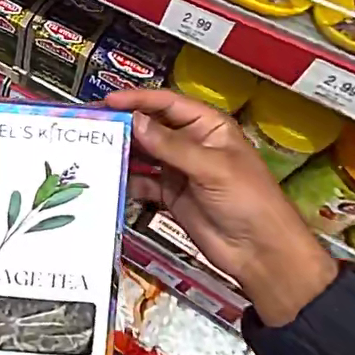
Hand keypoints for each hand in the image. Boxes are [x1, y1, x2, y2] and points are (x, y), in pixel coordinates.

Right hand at [105, 89, 337, 325]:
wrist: (261, 254)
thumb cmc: (251, 202)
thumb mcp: (212, 168)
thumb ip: (171, 145)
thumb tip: (136, 121)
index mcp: (209, 127)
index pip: (167, 104)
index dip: (138, 100)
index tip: (110, 101)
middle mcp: (191, 144)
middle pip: (151, 126)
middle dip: (124, 124)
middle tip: (94, 124)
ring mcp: (179, 169)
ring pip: (143, 153)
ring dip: (121, 151)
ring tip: (94, 148)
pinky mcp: (170, 194)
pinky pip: (142, 181)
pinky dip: (126, 180)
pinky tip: (109, 179)